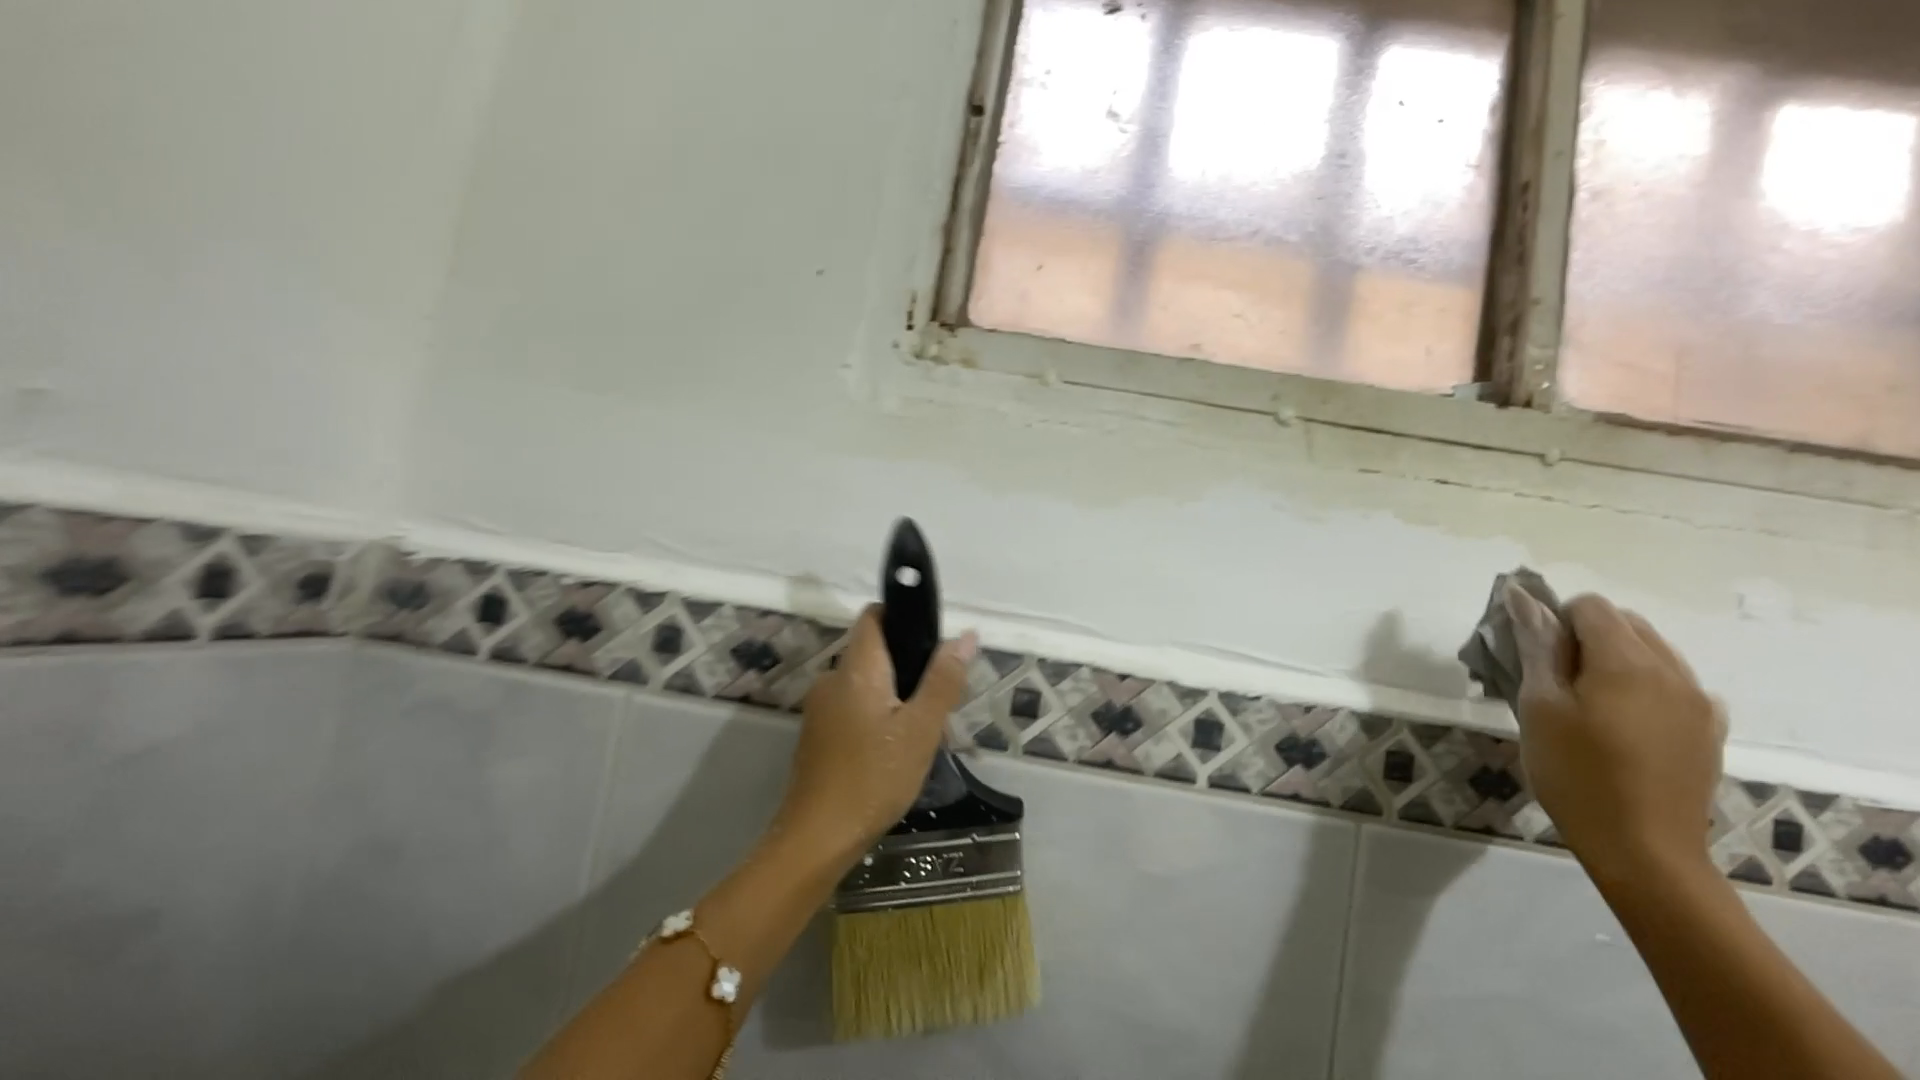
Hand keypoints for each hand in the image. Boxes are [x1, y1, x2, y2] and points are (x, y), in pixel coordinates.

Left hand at [773, 606, 977, 859]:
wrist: (818, 835)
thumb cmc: (875, 777)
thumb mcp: (921, 729)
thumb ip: (942, 680)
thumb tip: (965, 635)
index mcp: (857, 668)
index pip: (873, 616)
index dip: (901, 614)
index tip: (930, 636)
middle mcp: (832, 679)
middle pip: (872, 652)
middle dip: (906, 665)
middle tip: (937, 698)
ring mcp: (819, 709)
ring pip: (864, 685)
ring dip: (892, 696)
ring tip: (921, 730)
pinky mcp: (817, 736)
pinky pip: (852, 709)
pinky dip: (875, 717)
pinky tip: (893, 751)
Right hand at [1504, 587, 1725, 882]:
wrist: (1644, 851)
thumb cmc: (1576, 776)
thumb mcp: (1539, 708)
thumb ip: (1537, 647)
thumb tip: (1524, 597)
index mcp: (1627, 661)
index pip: (1590, 606)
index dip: (1555, 622)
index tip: (1538, 663)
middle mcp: (1672, 669)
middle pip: (1625, 623)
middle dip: (1587, 639)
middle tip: (1558, 686)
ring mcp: (1699, 701)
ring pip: (1653, 653)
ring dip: (1617, 662)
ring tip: (1591, 709)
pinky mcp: (1709, 730)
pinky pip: (1675, 685)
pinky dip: (1646, 689)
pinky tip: (1626, 728)